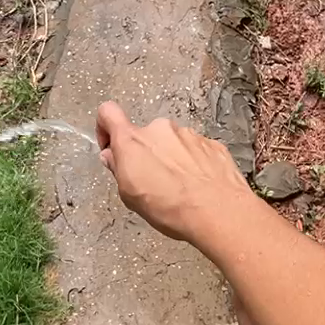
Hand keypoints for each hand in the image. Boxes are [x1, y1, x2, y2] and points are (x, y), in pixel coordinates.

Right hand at [96, 101, 259, 244]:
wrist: (218, 211)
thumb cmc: (172, 207)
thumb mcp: (131, 196)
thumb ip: (118, 168)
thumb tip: (112, 157)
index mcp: (133, 141)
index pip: (108, 112)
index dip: (105, 128)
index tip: (111, 147)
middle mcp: (160, 130)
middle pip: (145, 136)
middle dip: (146, 155)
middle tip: (152, 183)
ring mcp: (188, 135)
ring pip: (172, 143)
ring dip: (172, 160)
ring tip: (179, 189)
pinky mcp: (211, 144)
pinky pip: (195, 150)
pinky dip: (193, 164)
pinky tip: (198, 186)